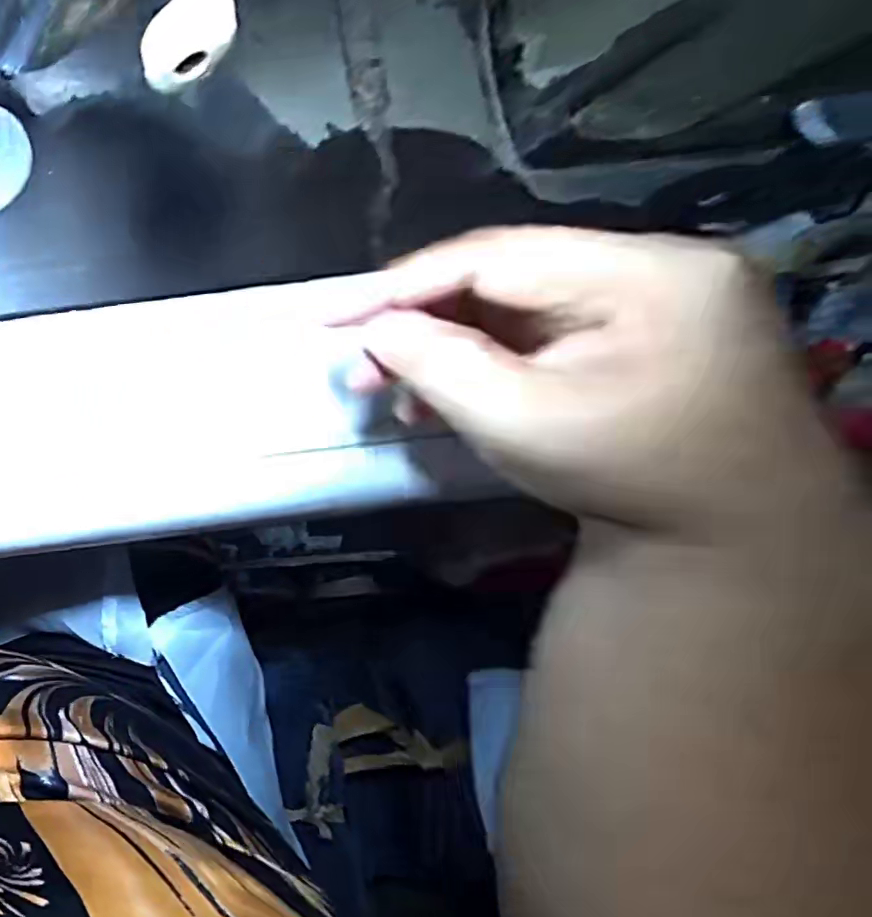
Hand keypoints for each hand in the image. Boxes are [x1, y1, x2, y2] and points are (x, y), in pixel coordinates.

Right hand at [331, 227, 847, 539]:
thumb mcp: (515, 418)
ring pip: (504, 300)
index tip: (329, 316)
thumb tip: (375, 330)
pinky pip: (524, 326)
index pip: (493, 256)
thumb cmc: (623, 469)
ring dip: (435, 340)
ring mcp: (641, 296)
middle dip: (414, 317)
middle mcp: (649, 265)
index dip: (399, 284)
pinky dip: (468, 356)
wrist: (722, 524)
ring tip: (384, 383)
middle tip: (356, 362)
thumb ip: (438, 364)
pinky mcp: (624, 328)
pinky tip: (434, 392)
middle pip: (499, 273)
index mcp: (643, 274)